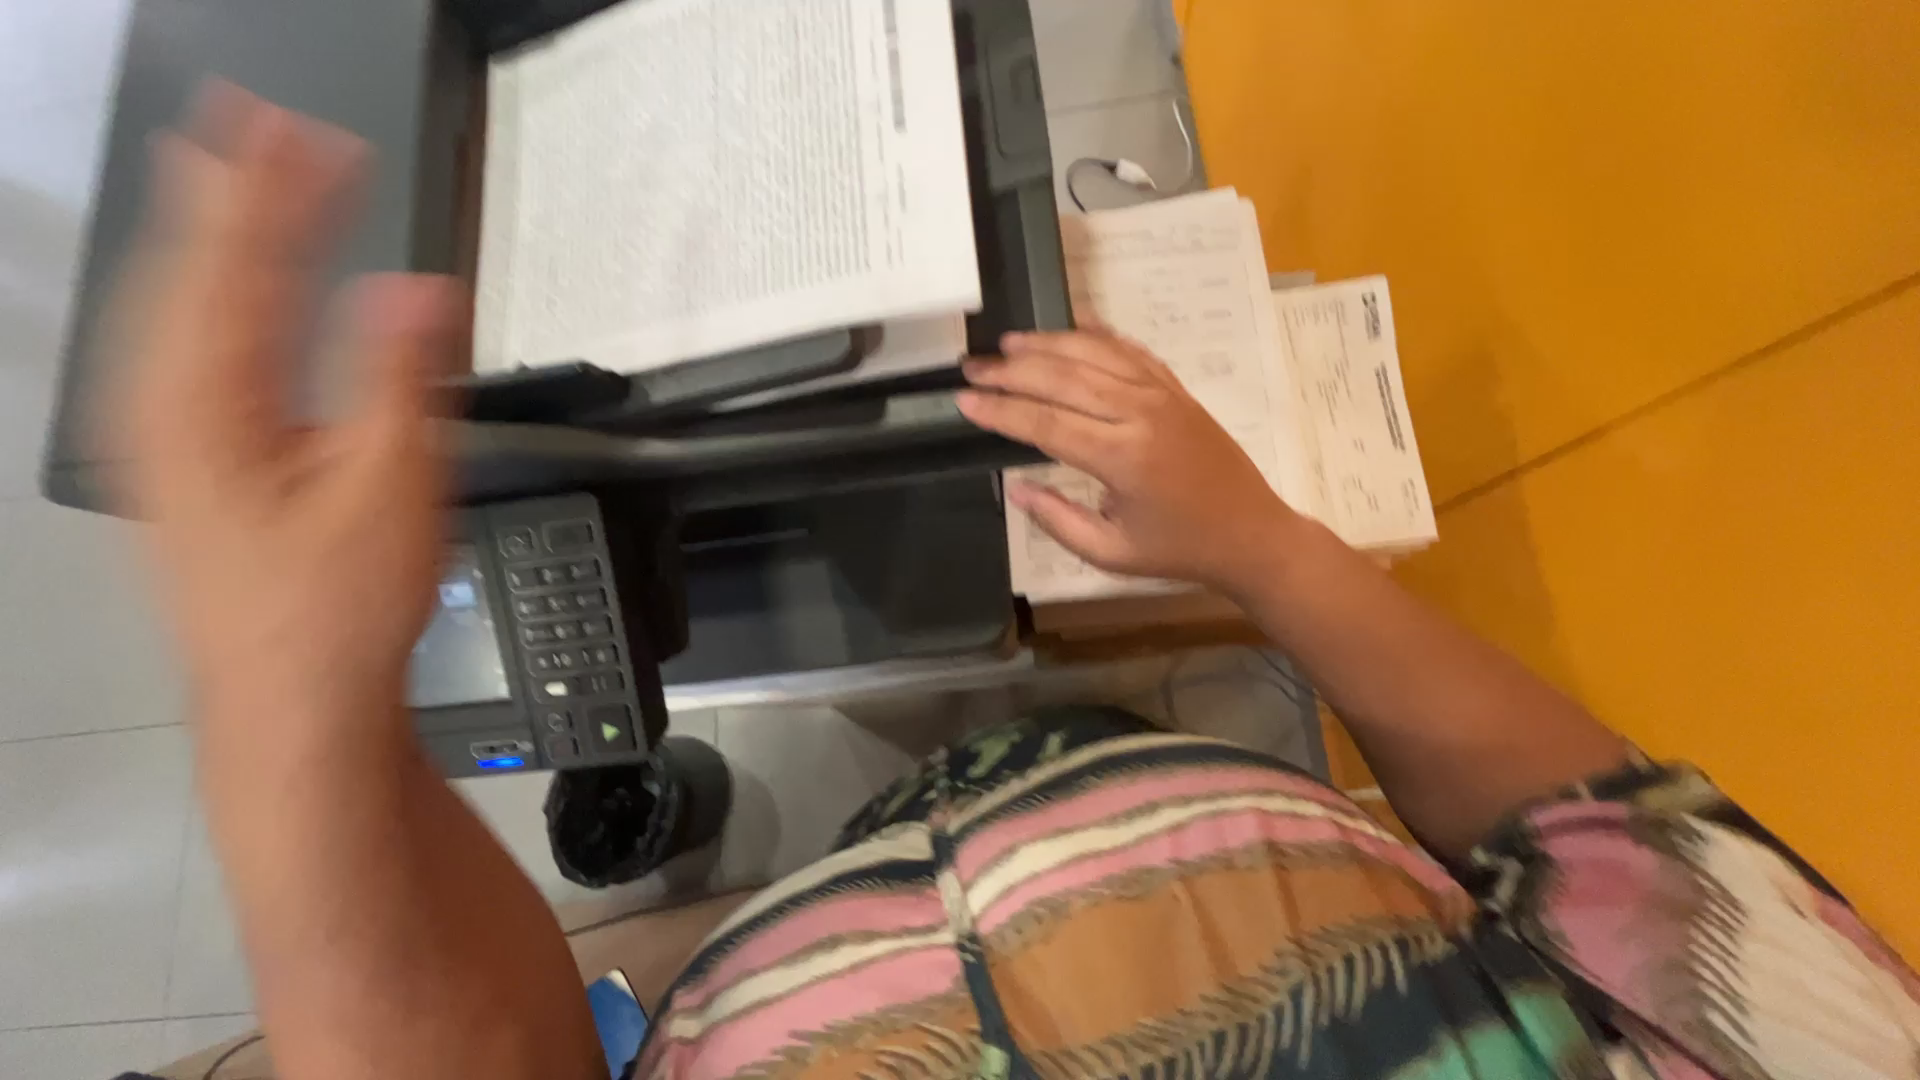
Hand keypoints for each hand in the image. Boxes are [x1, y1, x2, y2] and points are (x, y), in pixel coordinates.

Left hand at [107, 85, 467, 731]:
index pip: (239, 266)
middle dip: (235, 191)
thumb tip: (416, 289)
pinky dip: (219, 295)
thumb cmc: (337, 602)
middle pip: (192, 268)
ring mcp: (167, 433)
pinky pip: (192, 347)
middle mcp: (164, 406)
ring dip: (221, 234)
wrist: (291, 693)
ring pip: (181, 304)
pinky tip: (234, 284)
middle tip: (272, 125)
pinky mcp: (191, 457)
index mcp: (206, 404)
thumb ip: (400, 379)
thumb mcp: (389, 486)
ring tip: (244, 176)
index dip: (279, 193)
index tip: (313, 134)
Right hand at [958, 330, 1301, 590]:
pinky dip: (1097, 334)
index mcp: (1122, 457)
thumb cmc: (1177, 550)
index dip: (1000, 410)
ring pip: (1093, 354)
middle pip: (1063, 377)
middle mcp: (1139, 412)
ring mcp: (1161, 394)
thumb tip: (1014, 487)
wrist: (1250, 533)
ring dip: (1046, 344)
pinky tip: (1070, 326)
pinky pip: (1129, 350)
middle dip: (1011, 370)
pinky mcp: (1175, 388)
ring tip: (1007, 343)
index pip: (1044, 423)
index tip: (964, 401)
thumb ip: (1056, 519)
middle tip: (972, 367)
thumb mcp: (1109, 551)